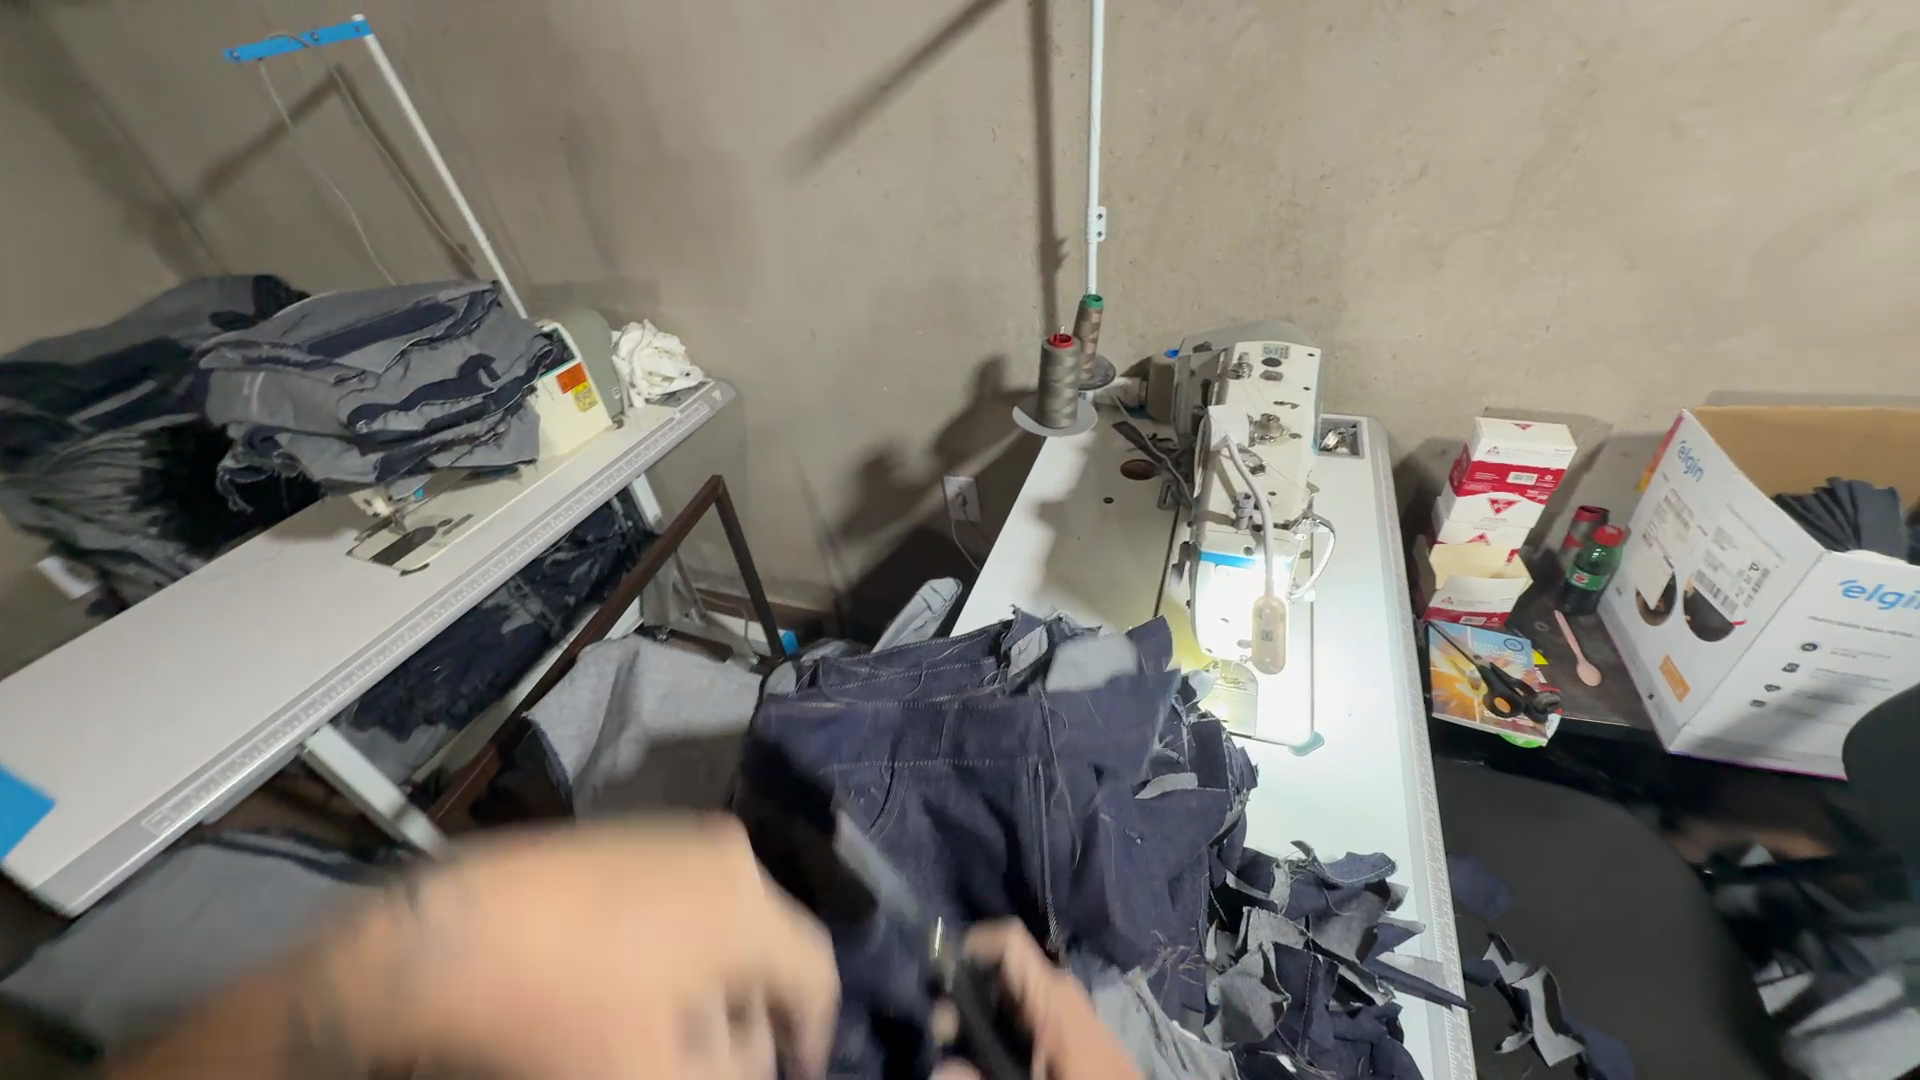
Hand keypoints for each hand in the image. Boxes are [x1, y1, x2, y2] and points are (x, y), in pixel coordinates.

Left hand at [371, 815, 837, 1079]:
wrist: (450, 932)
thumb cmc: (564, 1008)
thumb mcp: (653, 1073)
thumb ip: (729, 1076)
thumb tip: (751, 1061)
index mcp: (749, 903)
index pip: (815, 970)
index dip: (813, 1033)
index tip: (796, 1071)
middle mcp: (729, 854)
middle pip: (770, 942)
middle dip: (756, 1010)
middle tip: (726, 1059)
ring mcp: (679, 836)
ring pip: (728, 917)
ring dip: (718, 978)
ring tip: (677, 1027)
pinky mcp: (635, 836)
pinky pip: (688, 896)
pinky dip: (685, 945)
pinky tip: (639, 981)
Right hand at [932, 921, 1139, 1079]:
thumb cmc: (1089, 1079)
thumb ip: (984, 1077)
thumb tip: (938, 1068)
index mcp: (1050, 990)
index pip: (1008, 939)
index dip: (971, 945)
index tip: (940, 975)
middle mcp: (1054, 987)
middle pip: (998, 971)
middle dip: (965, 995)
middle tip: (941, 1033)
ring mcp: (1061, 1006)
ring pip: (1007, 994)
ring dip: (979, 1017)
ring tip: (956, 1049)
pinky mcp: (1063, 1026)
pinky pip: (1022, 1012)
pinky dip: (998, 1027)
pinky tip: (985, 1056)